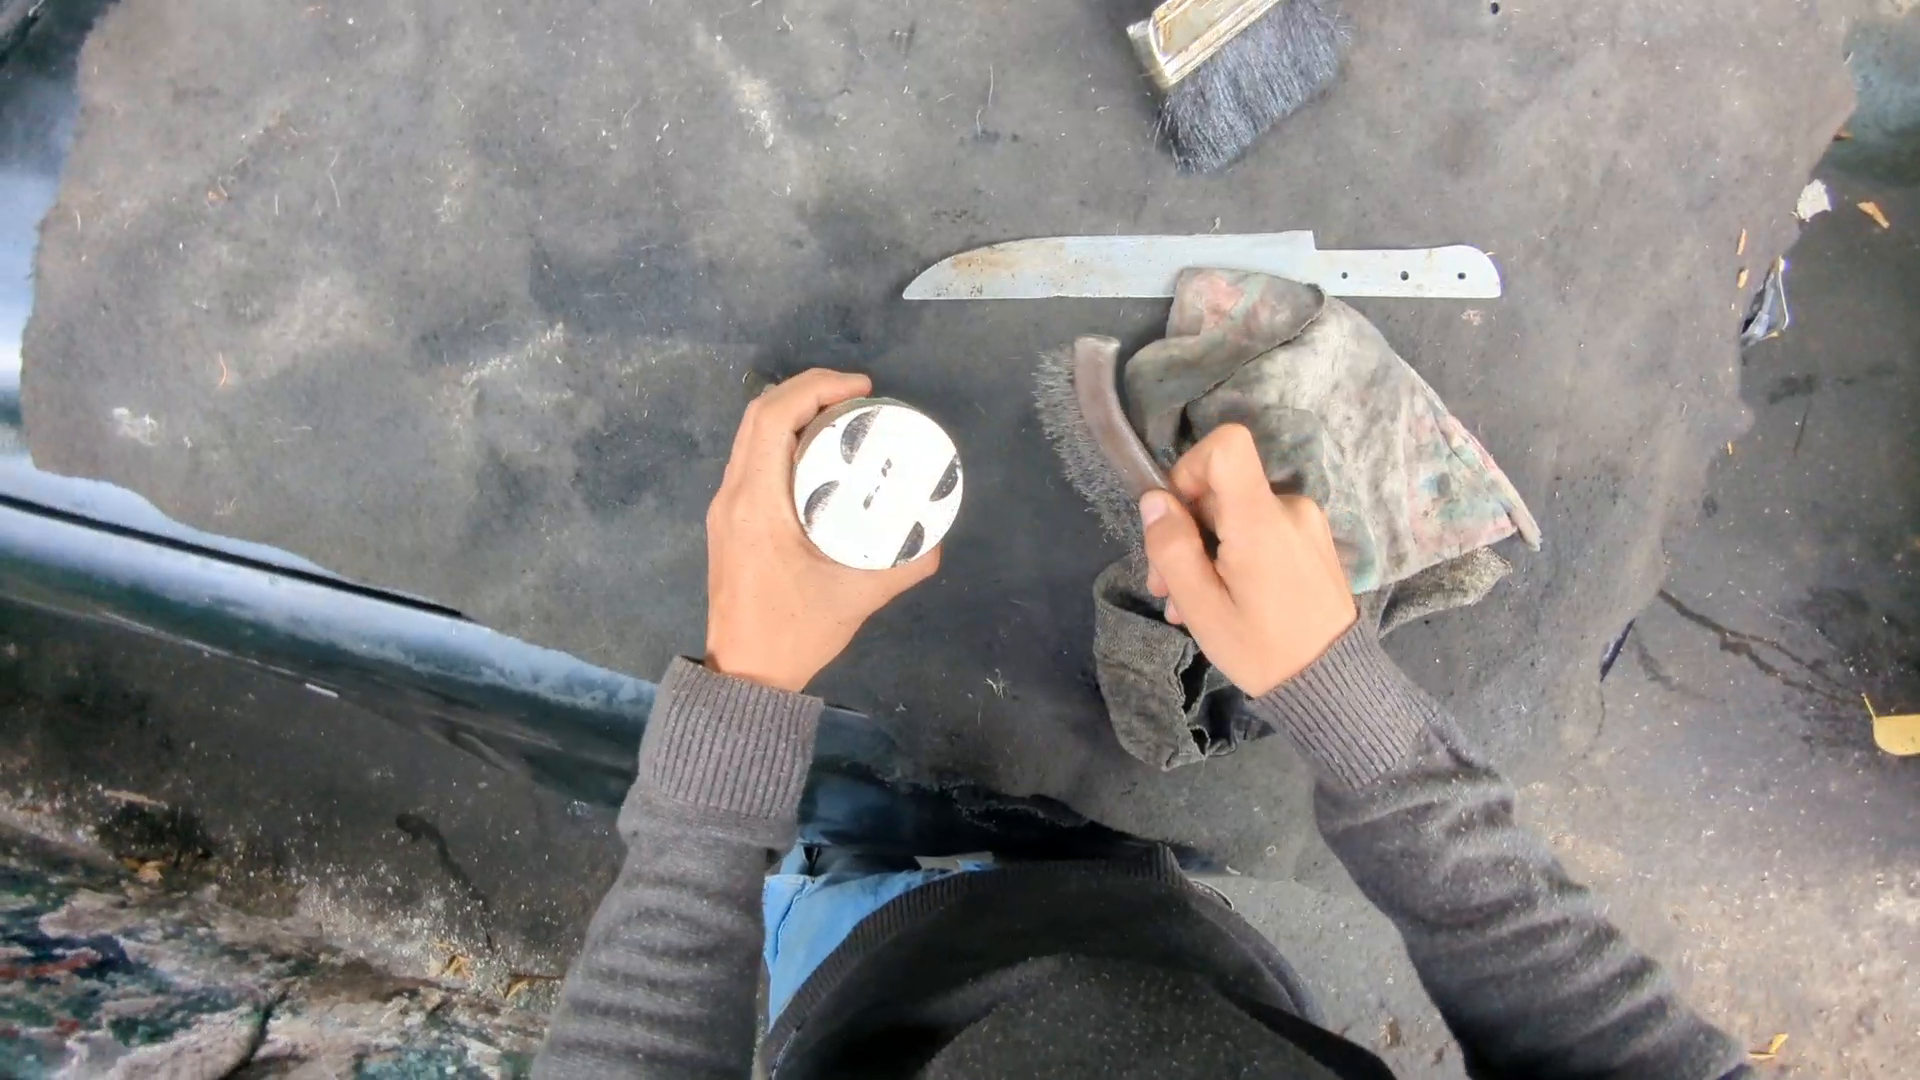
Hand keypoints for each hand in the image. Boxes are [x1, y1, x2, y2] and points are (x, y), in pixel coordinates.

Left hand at [704, 369, 940, 691]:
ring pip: (752, 437)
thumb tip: (935, 542)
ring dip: (794, 415)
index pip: (773, 418)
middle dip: (808, 392)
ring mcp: (725, 508)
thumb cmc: (794, 633)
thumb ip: (904, 567)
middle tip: (858, 399)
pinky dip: (784, 442)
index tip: (862, 389)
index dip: (816, 388)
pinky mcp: (728, 521)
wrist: (744, 673)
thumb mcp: (858, 598)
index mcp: (757, 504)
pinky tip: (820, 459)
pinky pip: (753, 460)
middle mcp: (732, 495)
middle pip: (758, 416)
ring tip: (844, 421)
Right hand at [1140, 424, 1355, 696]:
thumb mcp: (1201, 607)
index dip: (1189, 468)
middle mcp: (1289, 507)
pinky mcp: (1311, 540)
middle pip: (1219, 489)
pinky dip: (1231, 555)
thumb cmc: (1260, 649)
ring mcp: (1305, 523)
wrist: (1332, 687)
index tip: (1175, 515)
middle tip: (1167, 588)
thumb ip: (1171, 547)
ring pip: (1233, 514)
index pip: (1226, 444)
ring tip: (1190, 604)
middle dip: (1183, 531)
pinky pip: (1258, 530)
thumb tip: (1153, 499)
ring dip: (1203, 550)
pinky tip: (1222, 598)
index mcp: (1261, 519)